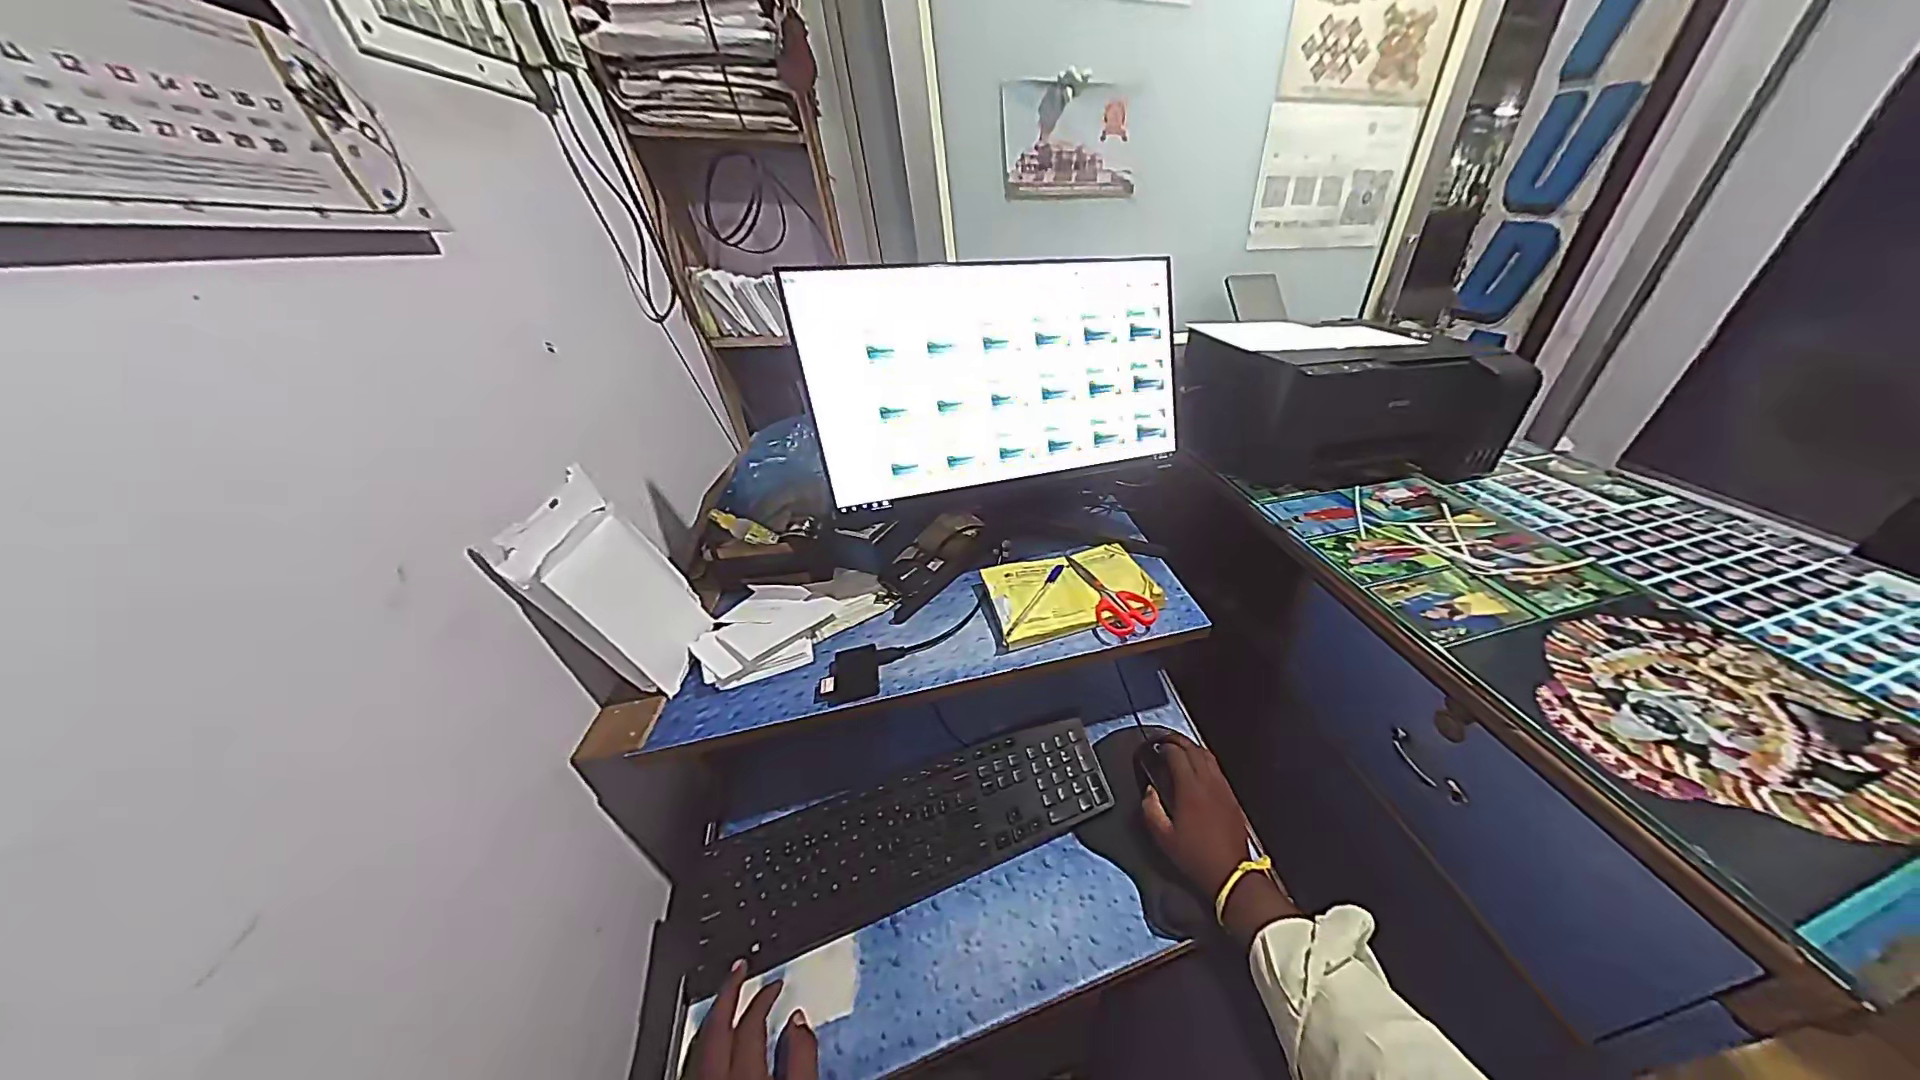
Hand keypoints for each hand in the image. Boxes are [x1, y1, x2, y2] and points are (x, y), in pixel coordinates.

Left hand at [689, 960, 816, 1079]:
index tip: (775, 984)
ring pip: (699, 1042)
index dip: (764, 997)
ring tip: (727, 994)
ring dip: (715, 1014)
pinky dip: (705, 1038)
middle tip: (740, 967)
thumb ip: (802, 1056)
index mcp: (744, 1073)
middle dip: (729, 990)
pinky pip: (691, 1059)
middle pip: (716, 1025)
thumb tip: (799, 1020)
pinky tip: (714, 1035)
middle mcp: (714, 1078)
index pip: (750, 1023)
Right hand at [1140, 732, 1299, 941]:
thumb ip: (1151, 809)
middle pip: (1194, 749)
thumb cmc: (1195, 856)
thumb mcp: (1162, 836)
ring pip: (1209, 756)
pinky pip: (1218, 770)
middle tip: (1165, 741)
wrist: (1230, 874)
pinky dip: (1205, 761)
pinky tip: (1199, 768)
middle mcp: (1209, 784)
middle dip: (1178, 741)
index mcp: (1190, 789)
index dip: (1164, 746)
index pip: (1177, 754)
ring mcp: (1223, 789)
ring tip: (1181, 749)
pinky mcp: (1232, 798)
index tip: (1155, 747)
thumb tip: (1149, 792)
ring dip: (1193, 748)